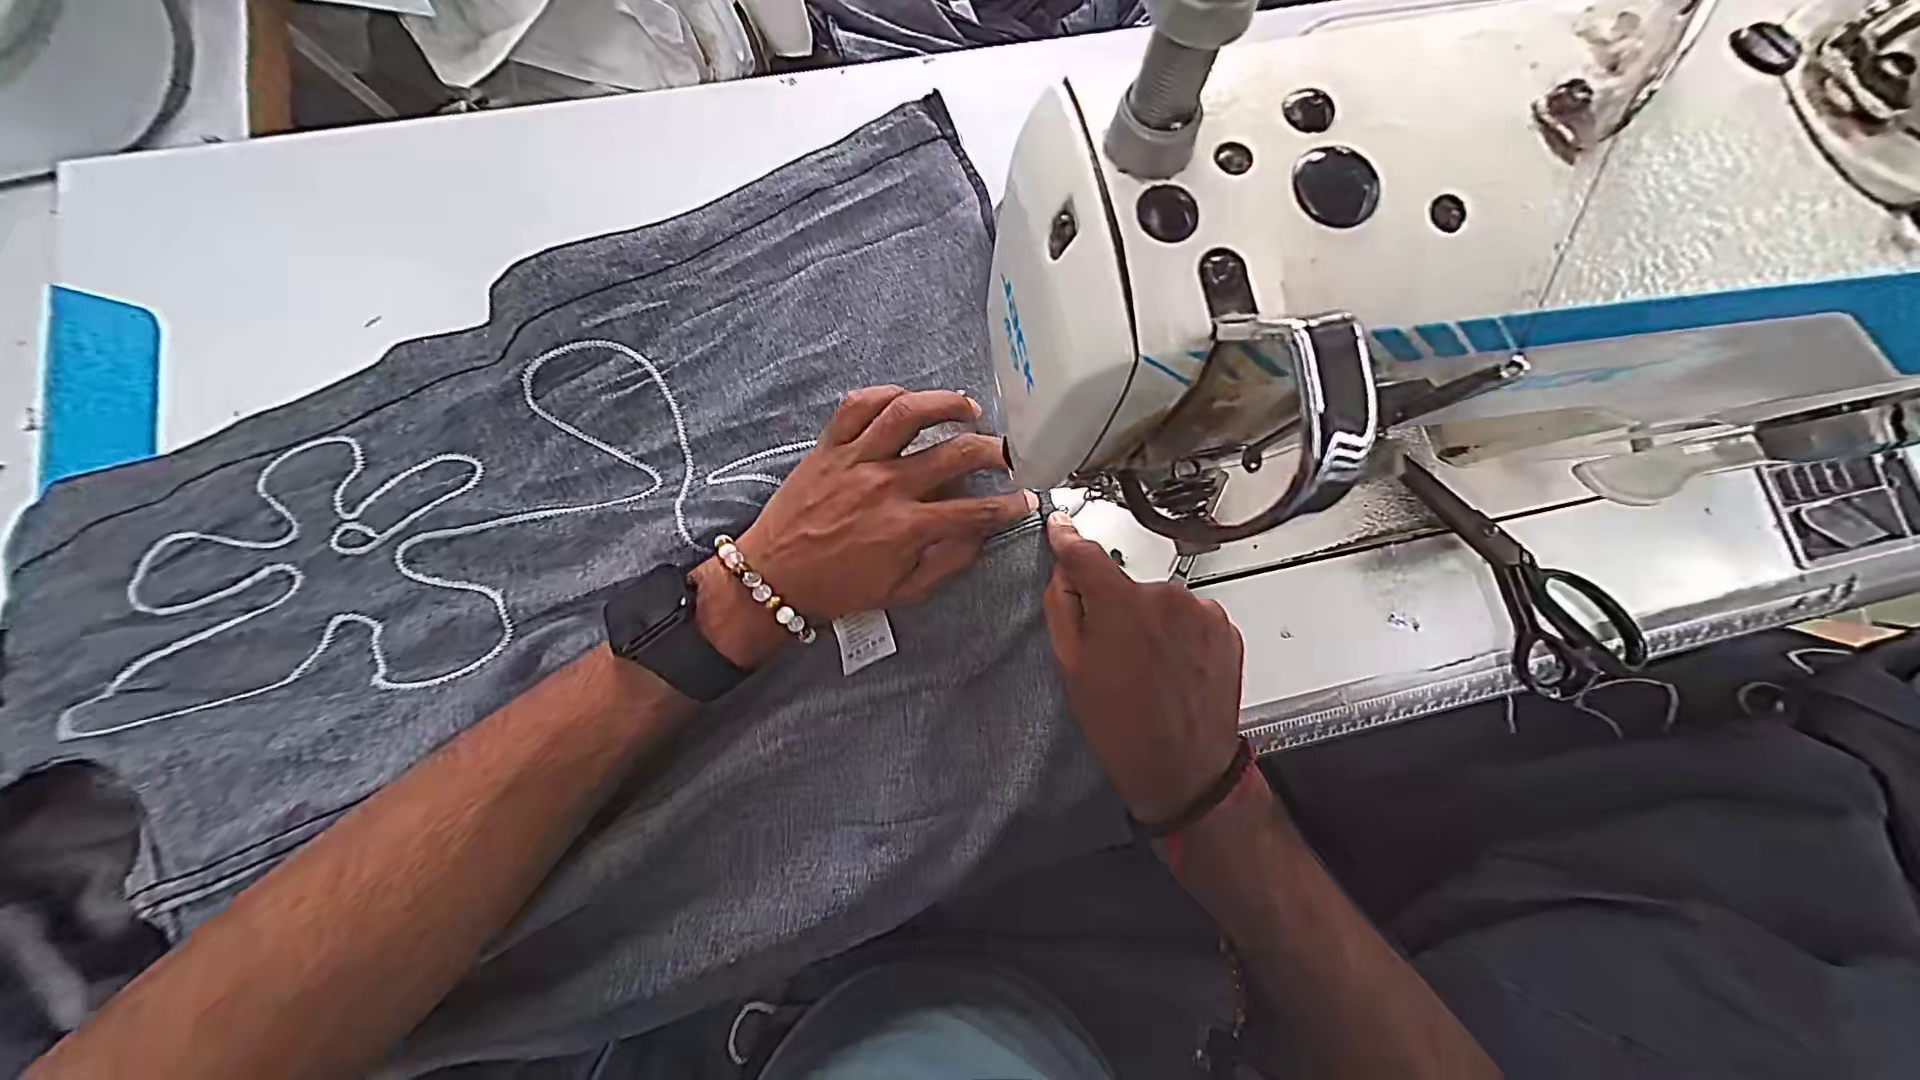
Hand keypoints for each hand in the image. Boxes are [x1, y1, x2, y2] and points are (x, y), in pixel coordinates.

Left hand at [695, 387, 1036, 667]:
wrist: (774, 578)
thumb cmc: (836, 587)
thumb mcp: (901, 590)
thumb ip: (946, 562)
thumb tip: (979, 536)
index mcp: (905, 528)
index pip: (975, 510)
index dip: (1009, 504)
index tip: (1023, 499)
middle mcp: (885, 487)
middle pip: (955, 453)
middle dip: (993, 450)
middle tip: (1004, 453)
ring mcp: (855, 461)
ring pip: (908, 413)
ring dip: (946, 404)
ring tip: (967, 409)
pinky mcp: (829, 448)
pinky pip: (858, 405)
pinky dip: (887, 394)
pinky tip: (906, 399)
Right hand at [1041, 511, 1245, 822]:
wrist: (1181, 766)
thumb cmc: (1124, 725)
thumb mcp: (1070, 665)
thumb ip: (1061, 606)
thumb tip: (1064, 571)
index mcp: (1121, 606)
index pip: (1085, 552)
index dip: (1067, 537)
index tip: (1061, 527)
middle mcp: (1166, 599)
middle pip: (1125, 581)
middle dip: (1115, 603)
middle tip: (1115, 649)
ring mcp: (1200, 611)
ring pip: (1158, 598)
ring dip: (1150, 618)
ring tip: (1148, 664)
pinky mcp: (1224, 625)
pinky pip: (1188, 612)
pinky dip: (1177, 630)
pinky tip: (1172, 664)